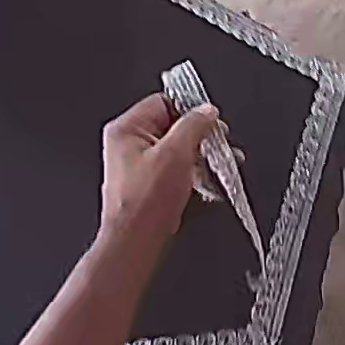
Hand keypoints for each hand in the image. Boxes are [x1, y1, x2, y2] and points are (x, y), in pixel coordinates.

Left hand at [100, 93, 218, 244]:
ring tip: (218, 165)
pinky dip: (192, 175)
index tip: (210, 122)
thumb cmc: (144, 203)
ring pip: (177, 151)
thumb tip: (207, 112)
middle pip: (173, 128)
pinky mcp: (150, 186)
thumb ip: (194, 126)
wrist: (137, 241)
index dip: (190, 111)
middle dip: (199, 138)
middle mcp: (129, 146)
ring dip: (200, 158)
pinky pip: (176, 171)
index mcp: (127, 130)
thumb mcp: (176, 153)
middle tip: (216, 146)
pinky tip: (206, 183)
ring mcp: (139, 167)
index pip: (163, 103)